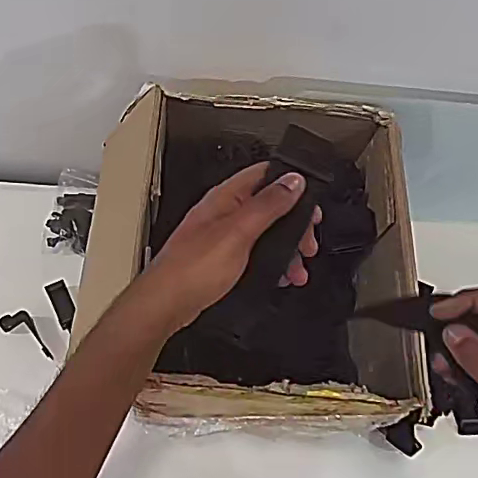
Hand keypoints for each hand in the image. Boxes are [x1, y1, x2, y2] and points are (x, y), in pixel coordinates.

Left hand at [122, 162, 320, 334]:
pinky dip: (272, 263)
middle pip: (270, 206)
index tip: (311, 203)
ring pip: (265, 234)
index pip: (265, 174)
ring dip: (286, 248)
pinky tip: (280, 275)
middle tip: (307, 242)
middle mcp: (224, 213)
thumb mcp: (239, 232)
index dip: (292, 184)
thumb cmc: (191, 268)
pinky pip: (255, 254)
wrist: (167, 303)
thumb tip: (293, 181)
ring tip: (297, 266)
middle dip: (294, 224)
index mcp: (226, 198)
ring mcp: (223, 237)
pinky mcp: (222, 259)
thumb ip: (268, 204)